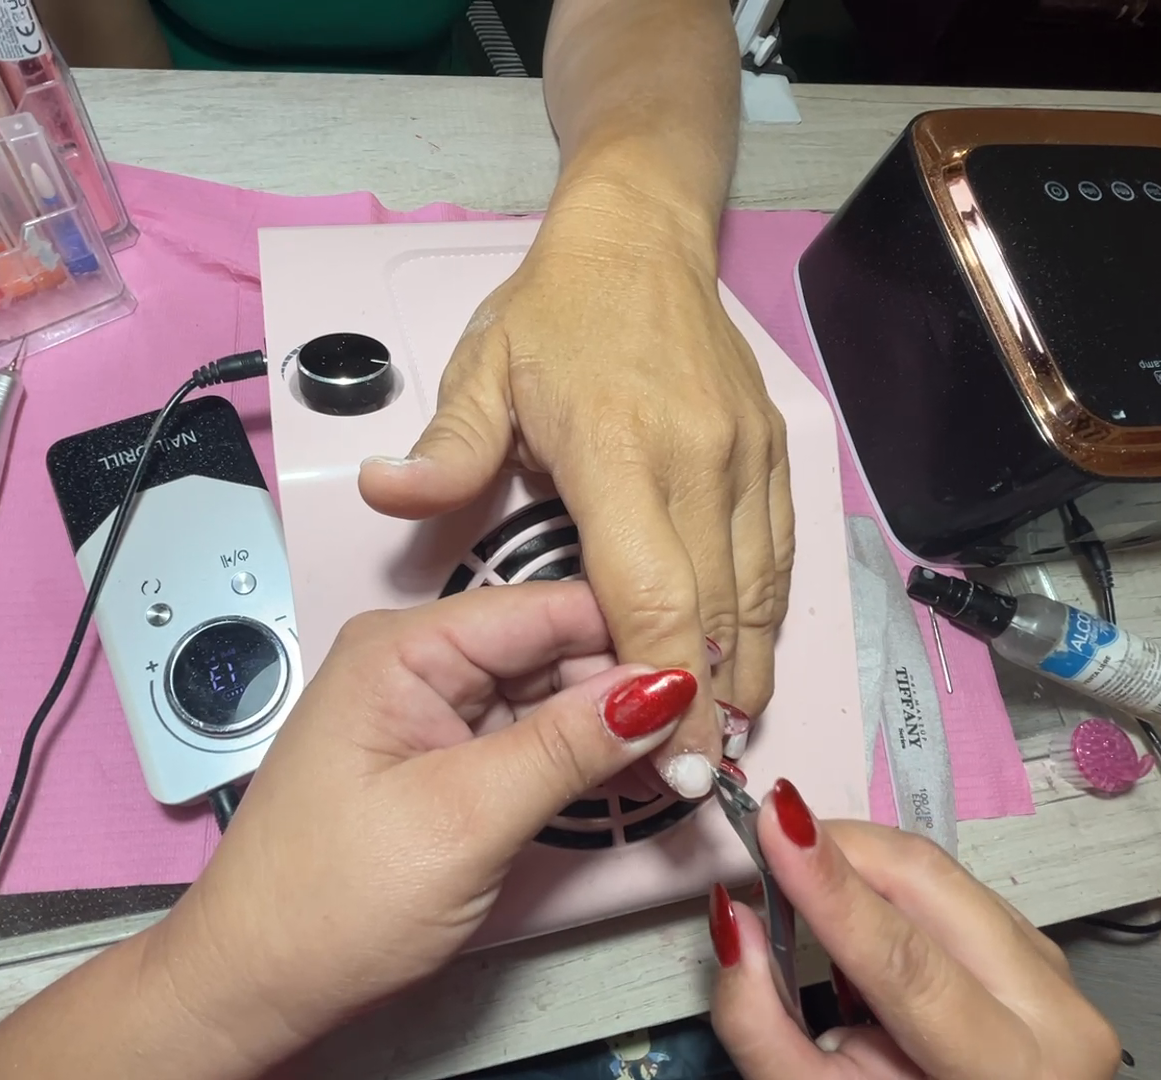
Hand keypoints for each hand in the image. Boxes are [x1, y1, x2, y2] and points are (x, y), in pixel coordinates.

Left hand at [147, 582, 698, 1075]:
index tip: (706, 671)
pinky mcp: (448, 750)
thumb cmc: (329, 902)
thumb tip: (658, 688)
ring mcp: (435, 705)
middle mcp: (421, 659)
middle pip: (552, 649)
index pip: (542, 609)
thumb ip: (565, 746)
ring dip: (612, 727)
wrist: (257, 982)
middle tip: (707, 733)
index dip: (630, 633)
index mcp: (405, 646)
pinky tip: (633, 774)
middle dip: (628, 688)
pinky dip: (580, 756)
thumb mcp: (463, 818)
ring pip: (549, 693)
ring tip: (684, 759)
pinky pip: (530, 734)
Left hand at [359, 188, 791, 799]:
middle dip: (707, 706)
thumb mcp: (482, 368)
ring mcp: (745, 458)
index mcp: (615, 449)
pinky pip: (777, 556)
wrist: (641, 238)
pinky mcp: (771, 453)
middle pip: (710, 612)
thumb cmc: (554, 309)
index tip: (667, 759)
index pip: (647, 591)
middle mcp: (694, 461)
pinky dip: (763, 621)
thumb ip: (446, 448)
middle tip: (695, 780)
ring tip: (725, 741)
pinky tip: (746, 663)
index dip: (658, 684)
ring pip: (756, 593)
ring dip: (741, 673)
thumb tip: (383, 492)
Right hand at [710, 783, 1119, 1078]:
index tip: (773, 818)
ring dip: (850, 855)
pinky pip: (940, 876)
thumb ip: (758, 1020)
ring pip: (930, 864)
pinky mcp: (1031, 939)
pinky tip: (848, 899)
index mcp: (1008, 1070)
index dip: (831, 886)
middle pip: (925, 880)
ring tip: (798, 881)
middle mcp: (1051, 1008)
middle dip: (832, 845)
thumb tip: (734, 918)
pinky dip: (876, 870)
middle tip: (763, 844)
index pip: (905, 962)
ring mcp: (1048, 965)